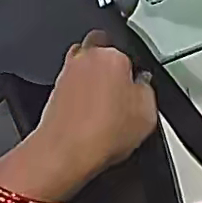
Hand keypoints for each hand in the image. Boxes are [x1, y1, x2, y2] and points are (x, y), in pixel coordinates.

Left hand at [0, 31, 157, 202]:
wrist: (65, 152)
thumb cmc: (101, 132)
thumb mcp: (148, 112)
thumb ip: (147, 89)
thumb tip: (143, 85)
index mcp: (110, 55)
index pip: (126, 50)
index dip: (132, 70)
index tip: (136, 88)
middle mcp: (84, 58)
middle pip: (99, 51)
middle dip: (108, 67)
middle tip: (119, 92)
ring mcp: (66, 74)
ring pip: (83, 69)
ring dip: (92, 82)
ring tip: (103, 110)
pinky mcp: (54, 91)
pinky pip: (72, 88)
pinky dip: (79, 98)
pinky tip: (89, 118)